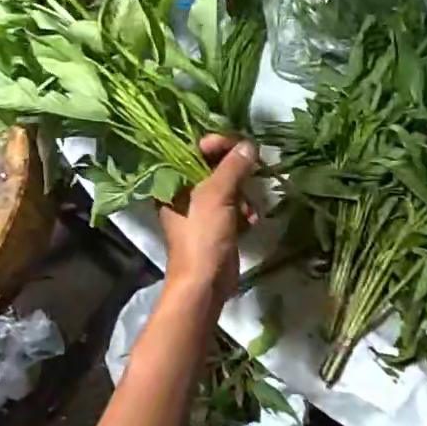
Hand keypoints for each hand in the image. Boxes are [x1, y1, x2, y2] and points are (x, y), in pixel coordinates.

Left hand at [160, 135, 258, 307]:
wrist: (204, 282)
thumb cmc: (203, 235)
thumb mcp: (217, 195)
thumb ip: (233, 167)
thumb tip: (249, 145)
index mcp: (173, 180)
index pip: (195, 148)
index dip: (218, 143)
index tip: (241, 145)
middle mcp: (183, 191)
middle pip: (214, 166)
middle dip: (236, 171)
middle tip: (253, 171)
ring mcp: (200, 209)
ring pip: (227, 187)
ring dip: (243, 194)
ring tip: (250, 207)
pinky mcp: (215, 225)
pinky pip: (233, 207)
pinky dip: (243, 211)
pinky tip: (251, 221)